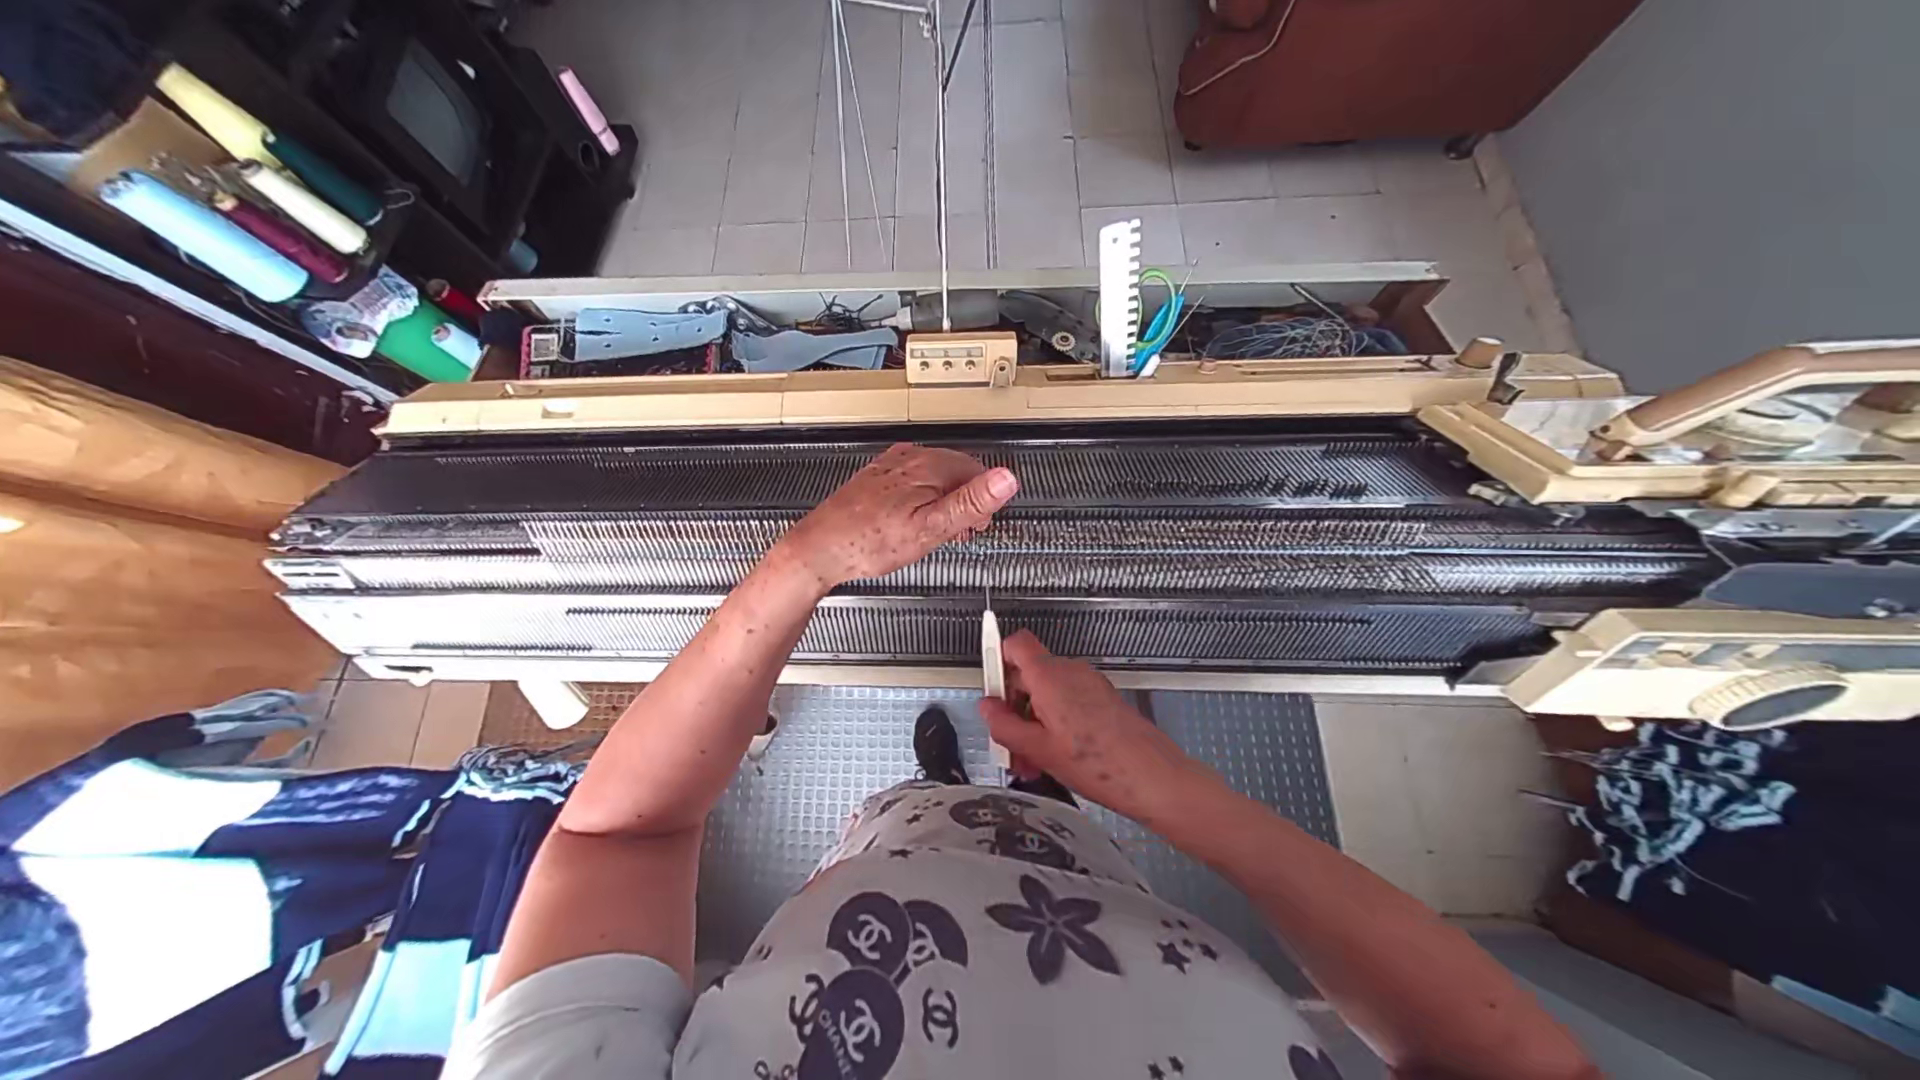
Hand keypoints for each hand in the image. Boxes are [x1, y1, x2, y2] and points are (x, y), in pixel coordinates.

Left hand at [771, 443, 1018, 589]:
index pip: (979, 472)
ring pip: (933, 478)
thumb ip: (971, 502)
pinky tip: (908, 522)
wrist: (821, 548)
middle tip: (954, 533)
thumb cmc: (868, 542)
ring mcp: (890, 467)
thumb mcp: (931, 528)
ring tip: (930, 531)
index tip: (976, 526)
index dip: (982, 503)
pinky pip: (910, 483)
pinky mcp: (876, 478)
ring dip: (940, 502)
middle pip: (956, 473)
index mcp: (929, 466)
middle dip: (962, 502)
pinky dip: (918, 501)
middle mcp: (908, 458)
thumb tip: (1006, 480)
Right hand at [978, 630, 1209, 820]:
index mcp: (1051, 677)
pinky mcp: (1102, 700)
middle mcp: (1071, 672)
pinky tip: (1053, 758)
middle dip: (1013, 708)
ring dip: (1033, 722)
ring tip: (1031, 761)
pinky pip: (1067, 703)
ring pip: (1047, 694)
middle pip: (1028, 675)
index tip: (990, 688)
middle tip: (1008, 742)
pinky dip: (1054, 724)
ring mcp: (1089, 685)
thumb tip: (987, 709)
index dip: (998, 660)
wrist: (1153, 777)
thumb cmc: (1103, 764)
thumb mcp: (1039, 749)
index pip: (1016, 644)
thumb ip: (1005, 725)